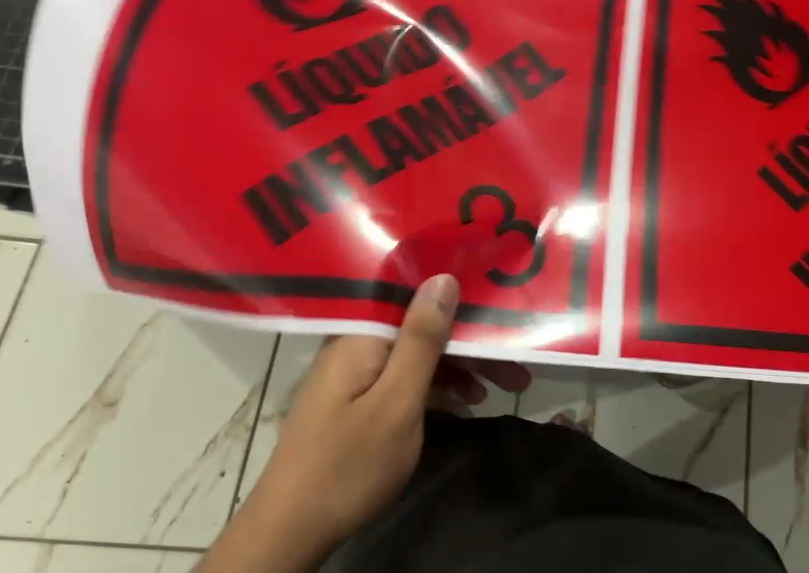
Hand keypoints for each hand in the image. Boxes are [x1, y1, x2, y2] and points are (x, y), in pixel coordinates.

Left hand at [199, 275, 528, 572]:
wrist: (289, 532)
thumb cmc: (348, 465)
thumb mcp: (397, 403)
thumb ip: (422, 339)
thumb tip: (444, 276)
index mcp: (361, 333)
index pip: (418, 294)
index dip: (462, 295)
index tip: (501, 301)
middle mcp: (356, 343)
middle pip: (423, 326)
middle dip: (472, 342)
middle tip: (519, 363)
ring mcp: (354, 372)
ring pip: (418, 354)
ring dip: (461, 366)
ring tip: (508, 384)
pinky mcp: (356, 399)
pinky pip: (405, 377)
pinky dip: (437, 386)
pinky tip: (468, 401)